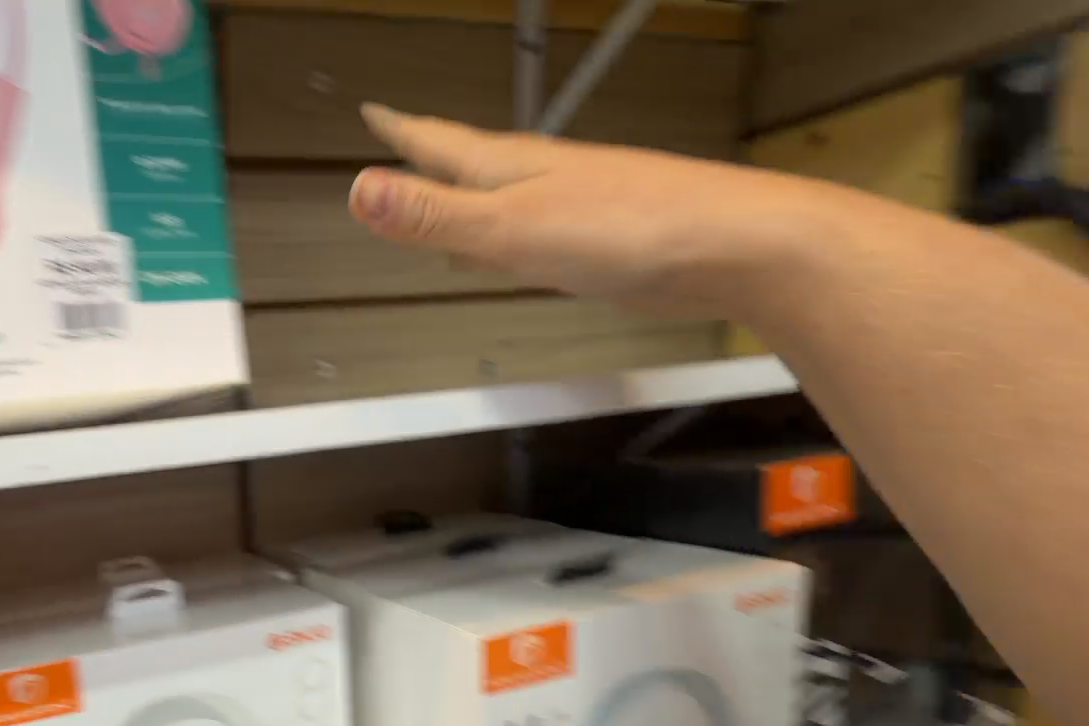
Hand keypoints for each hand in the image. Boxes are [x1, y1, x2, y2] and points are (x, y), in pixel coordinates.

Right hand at [347, 104, 848, 319]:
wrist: (728, 247)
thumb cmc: (622, 232)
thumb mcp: (508, 228)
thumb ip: (434, 216)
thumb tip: (360, 191)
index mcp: (508, 170)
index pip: (437, 143)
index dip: (399, 131)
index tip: (372, 113)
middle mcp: (535, 177)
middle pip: (464, 162)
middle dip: (426, 156)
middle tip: (398, 148)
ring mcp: (566, 204)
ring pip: (495, 194)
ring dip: (459, 195)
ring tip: (435, 198)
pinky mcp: (590, 237)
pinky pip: (522, 229)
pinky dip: (494, 235)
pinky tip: (496, 250)